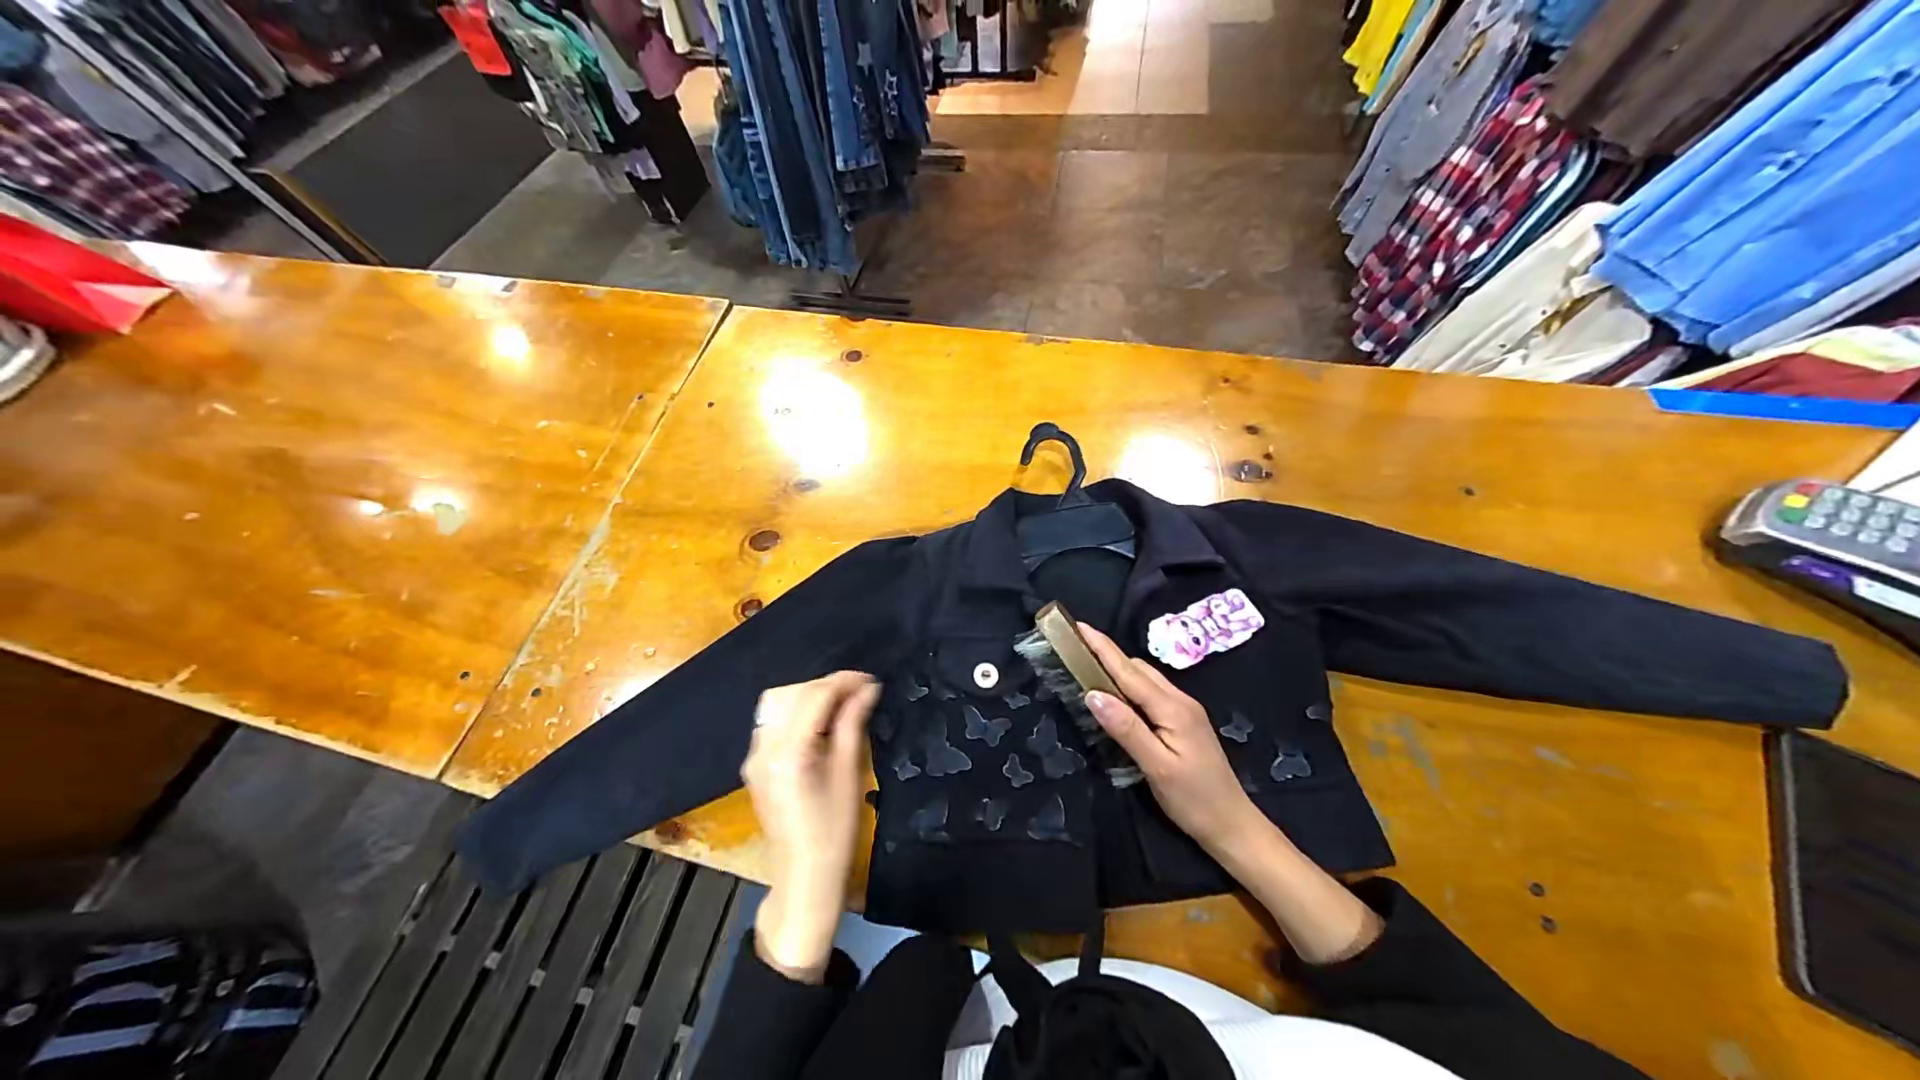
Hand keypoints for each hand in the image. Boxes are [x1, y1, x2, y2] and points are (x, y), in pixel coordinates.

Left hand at [741, 671, 878, 981]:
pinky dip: (796, 713)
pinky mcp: (754, 766)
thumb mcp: (850, 775)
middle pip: (792, 693)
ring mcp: (754, 757)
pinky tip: (820, 725)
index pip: (814, 696)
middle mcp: (763, 749)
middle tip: (859, 693)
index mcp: (789, 753)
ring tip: (842, 706)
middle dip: (826, 686)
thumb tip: (867, 689)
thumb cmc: (835, 832)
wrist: (804, 877)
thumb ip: (853, 724)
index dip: (844, 682)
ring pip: (778, 704)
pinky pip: (773, 723)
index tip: (871, 681)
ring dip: (809, 696)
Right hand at [1078, 624, 1263, 857]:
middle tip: (1074, 645)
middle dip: (1106, 653)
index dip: (1102, 648)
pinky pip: (1151, 692)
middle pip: (1137, 668)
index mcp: (1172, 708)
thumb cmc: (1194, 799)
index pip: (1129, 672)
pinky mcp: (1183, 722)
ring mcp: (1184, 710)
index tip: (1078, 626)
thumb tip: (1093, 694)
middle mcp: (1179, 701)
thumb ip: (1126, 728)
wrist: (1233, 825)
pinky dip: (1128, 684)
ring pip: (1145, 678)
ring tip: (1087, 664)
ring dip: (1117, 668)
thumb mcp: (1157, 766)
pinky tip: (1115, 693)